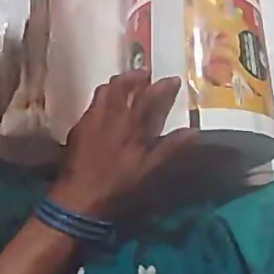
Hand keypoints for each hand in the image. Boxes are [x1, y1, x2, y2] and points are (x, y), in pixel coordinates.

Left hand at [49, 72, 194, 219]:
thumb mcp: (149, 169)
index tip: (173, 79)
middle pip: (122, 84)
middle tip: (145, 76)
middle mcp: (111, 114)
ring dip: (117, 84)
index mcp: (132, 124)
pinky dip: (103, 99)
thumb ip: (171, 148)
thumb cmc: (118, 185)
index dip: (163, 86)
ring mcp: (92, 118)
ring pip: (104, 90)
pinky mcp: (79, 127)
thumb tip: (194, 131)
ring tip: (125, 87)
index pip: (149, 96)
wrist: (79, 197)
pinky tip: (106, 109)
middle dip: (135, 76)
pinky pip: (92, 104)